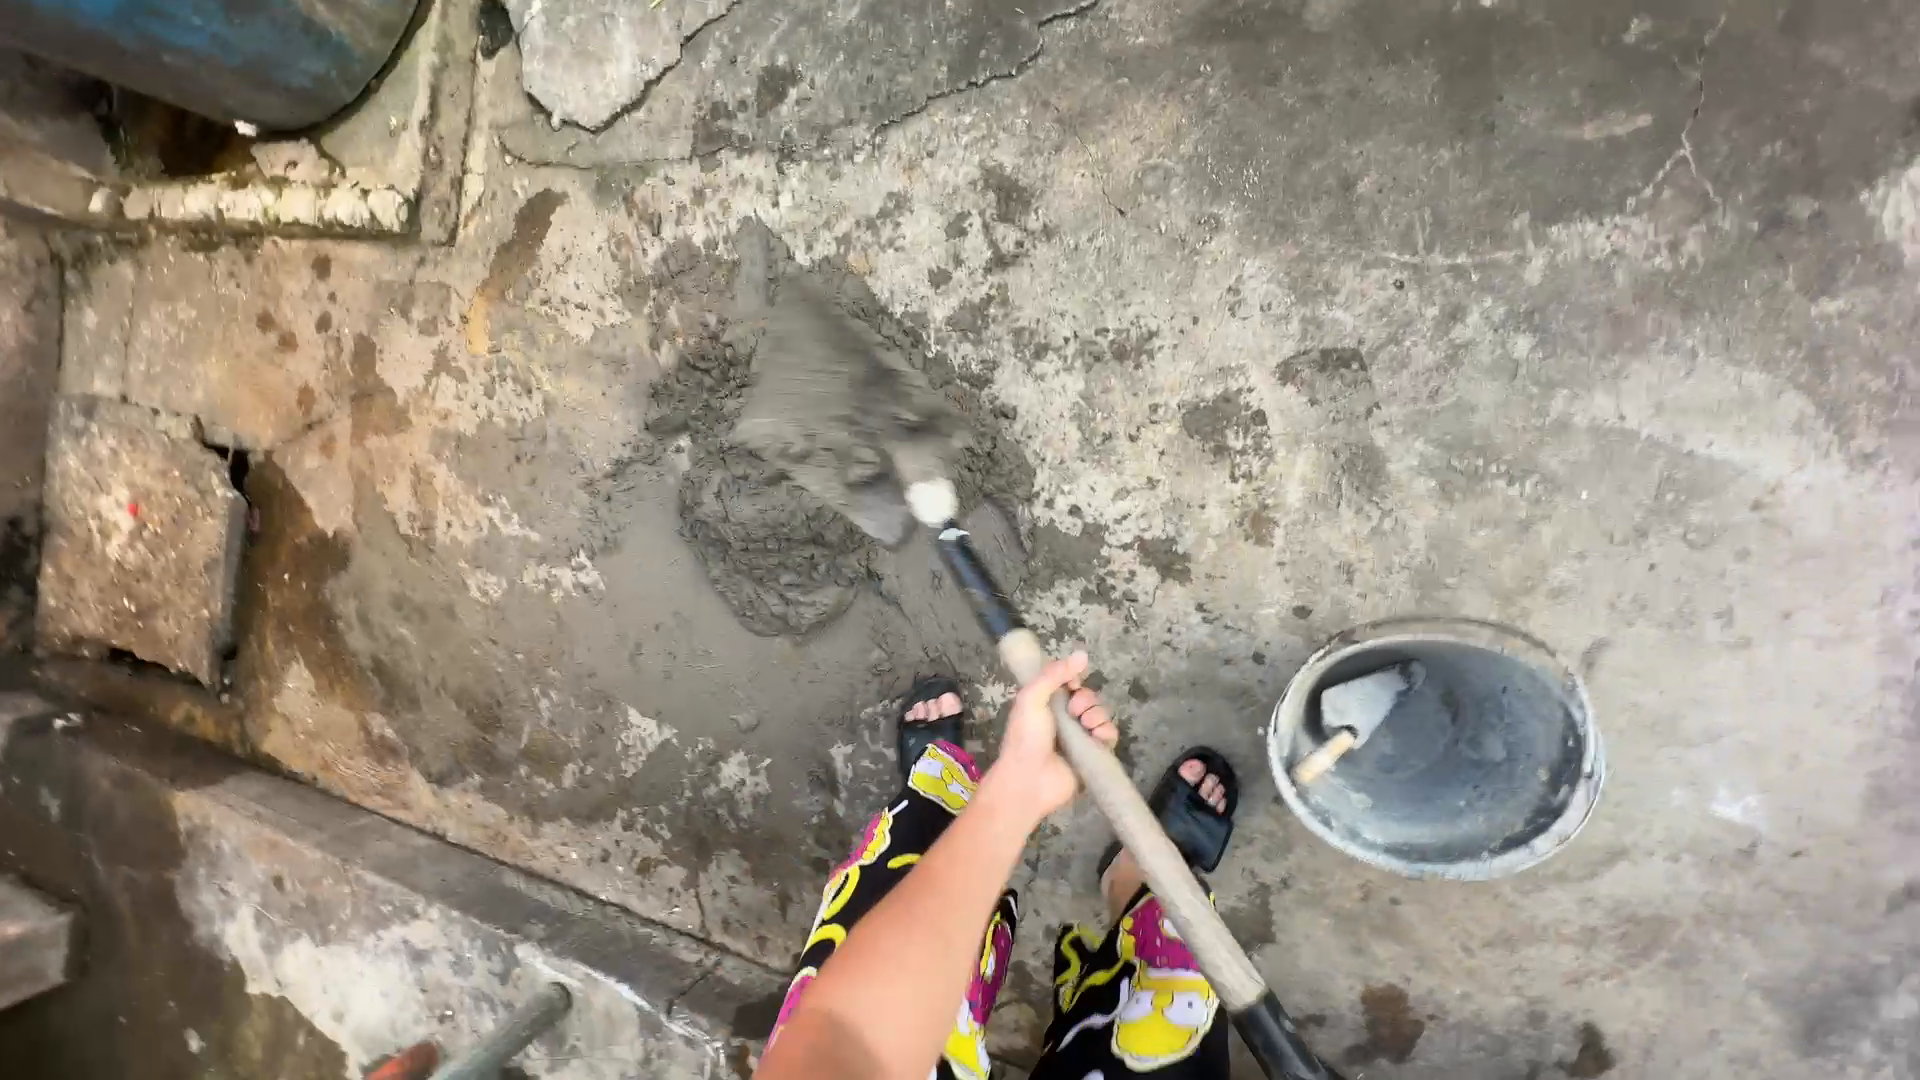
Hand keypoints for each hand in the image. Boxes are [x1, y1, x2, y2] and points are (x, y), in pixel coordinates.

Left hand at [984, 651, 1118, 819]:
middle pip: (1089, 697)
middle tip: (1074, 709)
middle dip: (1086, 699)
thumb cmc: (1025, 736)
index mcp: (1048, 703)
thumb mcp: (1032, 698)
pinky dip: (1106, 732)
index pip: (1070, 683)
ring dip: (1097, 714)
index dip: (1074, 680)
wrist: (1029, 779)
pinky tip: (1096, 735)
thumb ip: (1054, 674)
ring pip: (1102, 714)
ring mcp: (1080, 736)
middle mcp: (1065, 718)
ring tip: (1085, 724)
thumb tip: (1082, 654)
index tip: (1071, 684)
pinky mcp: (1093, 754)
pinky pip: (1109, 735)